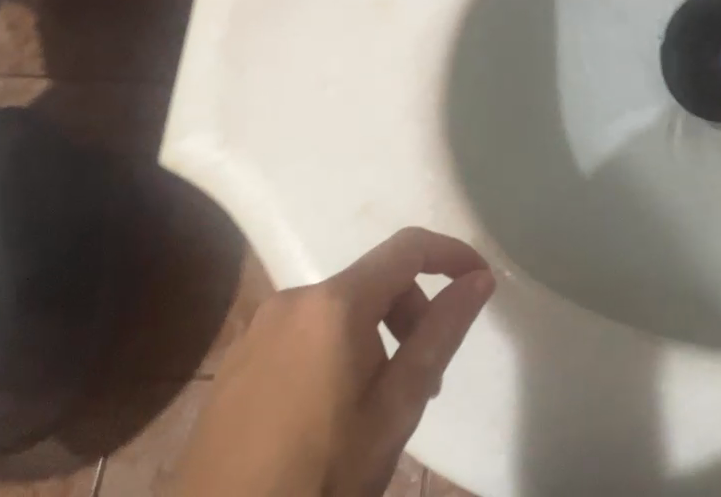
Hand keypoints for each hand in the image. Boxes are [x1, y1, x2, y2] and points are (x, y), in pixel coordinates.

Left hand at [176, 228, 494, 496]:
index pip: (408, 248)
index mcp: (335, 304)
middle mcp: (293, 300)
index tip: (481, 280)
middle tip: (427, 381)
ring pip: (341, 310)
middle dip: (413, 315)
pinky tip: (334, 412)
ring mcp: (259, 329)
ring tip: (381, 404)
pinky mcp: (239, 359)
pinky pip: (307, 333)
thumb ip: (442, 332)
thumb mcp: (398, 405)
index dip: (452, 255)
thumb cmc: (323, 472)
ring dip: (377, 337)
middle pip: (375, 281)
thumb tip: (479, 279)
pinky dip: (339, 350)